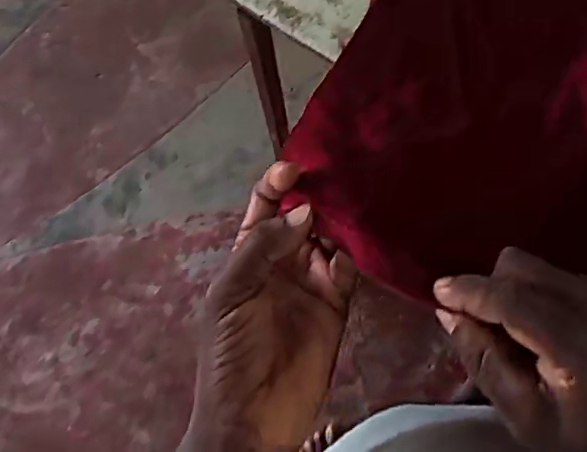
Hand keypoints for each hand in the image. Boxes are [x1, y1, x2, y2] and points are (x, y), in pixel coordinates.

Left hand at [180, 162, 358, 451]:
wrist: (251, 420)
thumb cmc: (231, 351)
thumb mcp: (232, 292)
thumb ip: (264, 246)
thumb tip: (305, 211)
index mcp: (250, 253)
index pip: (265, 206)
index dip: (278, 183)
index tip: (296, 167)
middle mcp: (282, 259)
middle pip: (302, 215)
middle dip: (315, 194)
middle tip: (337, 173)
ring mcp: (310, 280)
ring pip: (328, 235)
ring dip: (339, 218)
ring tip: (353, 198)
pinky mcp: (335, 303)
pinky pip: (348, 268)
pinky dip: (352, 252)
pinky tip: (355, 243)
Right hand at [433, 248, 586, 451]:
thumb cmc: (576, 441)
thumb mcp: (524, 418)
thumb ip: (483, 362)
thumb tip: (447, 312)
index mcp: (575, 345)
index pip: (511, 299)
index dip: (470, 291)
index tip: (437, 290)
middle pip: (516, 268)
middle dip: (487, 290)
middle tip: (476, 326)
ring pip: (526, 264)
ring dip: (503, 288)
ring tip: (504, 331)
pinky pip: (541, 270)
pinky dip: (522, 289)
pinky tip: (525, 325)